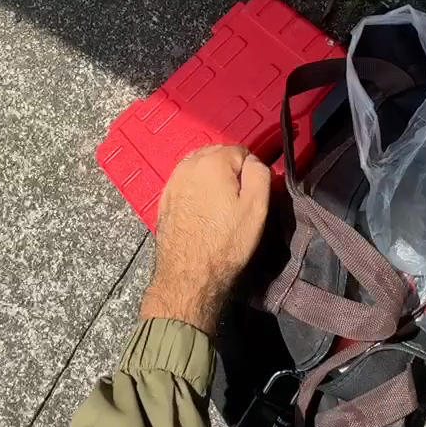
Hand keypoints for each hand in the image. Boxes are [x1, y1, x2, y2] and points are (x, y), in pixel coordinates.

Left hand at [139, 145, 270, 334]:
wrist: (189, 275)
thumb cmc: (225, 242)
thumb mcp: (257, 208)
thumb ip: (260, 173)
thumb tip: (254, 161)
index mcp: (213, 161)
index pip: (241, 151)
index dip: (250, 172)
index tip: (250, 195)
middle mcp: (189, 164)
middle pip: (219, 155)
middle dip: (230, 172)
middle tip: (236, 202)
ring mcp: (173, 180)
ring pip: (202, 168)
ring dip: (213, 180)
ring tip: (220, 208)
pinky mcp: (165, 197)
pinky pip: (187, 182)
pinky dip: (197, 190)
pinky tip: (203, 211)